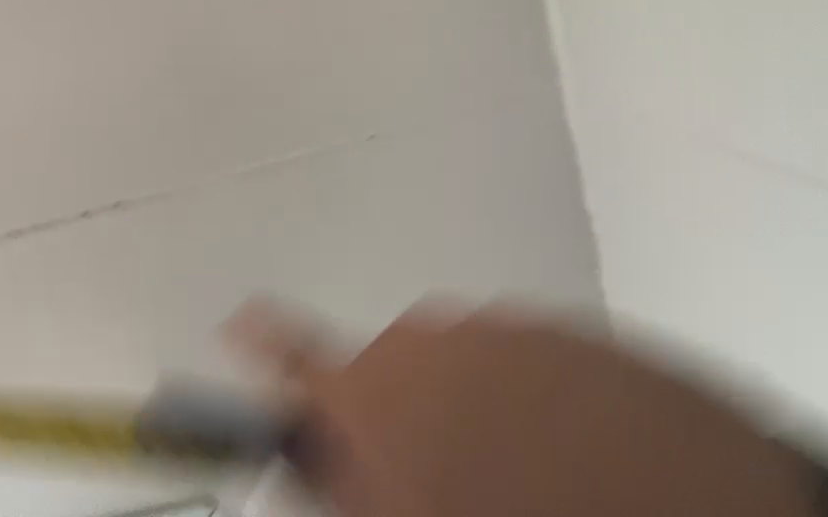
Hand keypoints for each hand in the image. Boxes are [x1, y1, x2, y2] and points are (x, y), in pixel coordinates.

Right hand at [229, 301, 827, 516]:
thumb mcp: (402, 516)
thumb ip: (340, 488)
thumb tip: (300, 463)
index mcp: (373, 392)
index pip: (283, 347)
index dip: (254, 341)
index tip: (235, 328)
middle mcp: (422, 341)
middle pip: (385, 370)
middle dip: (403, 415)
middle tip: (452, 480)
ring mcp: (503, 332)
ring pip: (463, 368)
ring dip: (478, 410)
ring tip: (538, 478)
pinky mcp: (580, 334)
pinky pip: (533, 363)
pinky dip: (544, 403)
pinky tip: (592, 459)